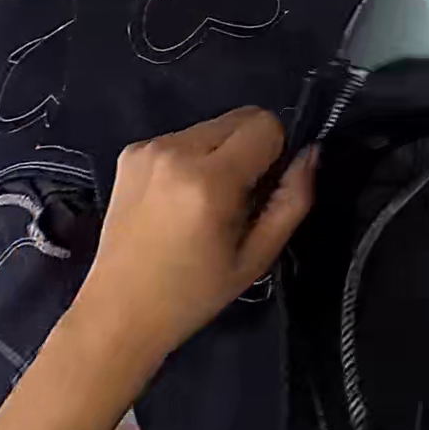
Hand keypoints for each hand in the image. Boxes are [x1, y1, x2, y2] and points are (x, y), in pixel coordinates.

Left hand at [75, 107, 315, 364]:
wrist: (117, 313)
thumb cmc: (195, 292)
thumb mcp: (259, 257)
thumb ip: (294, 199)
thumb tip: (311, 153)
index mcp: (210, 181)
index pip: (266, 125)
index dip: (277, 152)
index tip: (264, 187)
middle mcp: (176, 152)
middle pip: (242, 116)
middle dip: (252, 147)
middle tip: (239, 194)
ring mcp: (148, 148)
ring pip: (214, 124)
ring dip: (223, 151)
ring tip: (205, 198)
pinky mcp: (131, 152)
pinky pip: (184, 136)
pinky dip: (193, 157)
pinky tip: (178, 196)